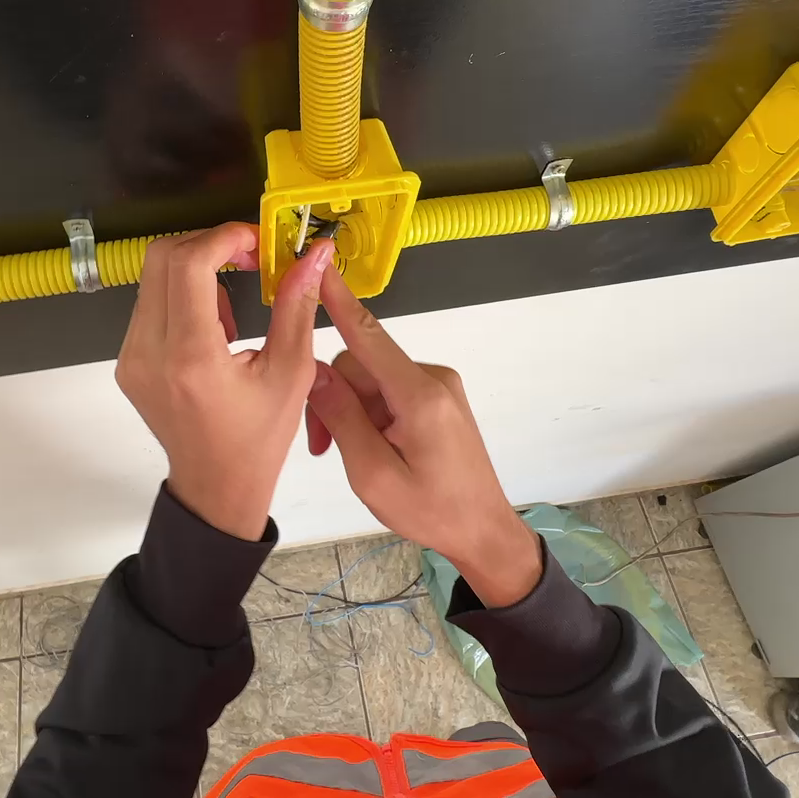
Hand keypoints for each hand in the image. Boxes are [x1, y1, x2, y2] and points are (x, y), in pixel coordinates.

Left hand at [116, 223, 335, 539]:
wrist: (215, 487)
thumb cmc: (258, 439)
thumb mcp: (292, 372)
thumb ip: (298, 304)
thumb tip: (314, 253)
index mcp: (191, 357)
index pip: (189, 264)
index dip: (224, 237)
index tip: (257, 243)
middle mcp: (149, 352)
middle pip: (162, 258)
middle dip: (209, 244)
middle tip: (249, 258)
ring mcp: (131, 356)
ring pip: (153, 277)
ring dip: (195, 269)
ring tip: (232, 307)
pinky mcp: (127, 360)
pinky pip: (150, 303)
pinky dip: (182, 295)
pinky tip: (212, 327)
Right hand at [304, 268, 542, 606]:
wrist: (484, 533)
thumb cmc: (431, 512)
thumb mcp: (373, 474)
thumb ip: (342, 418)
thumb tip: (314, 372)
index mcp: (419, 396)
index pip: (368, 336)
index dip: (339, 301)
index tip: (319, 265)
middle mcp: (432, 378)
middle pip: (360, 365)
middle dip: (333, 398)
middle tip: (319, 447)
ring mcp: (438, 385)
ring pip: (371, 379)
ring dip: (351, 410)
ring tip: (346, 453)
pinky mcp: (437, 396)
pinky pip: (388, 389)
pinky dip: (370, 412)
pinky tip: (370, 445)